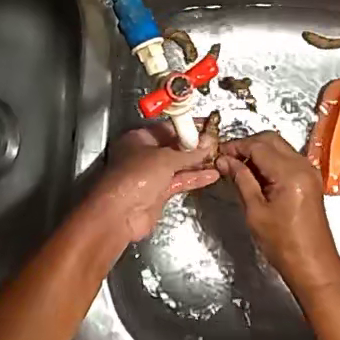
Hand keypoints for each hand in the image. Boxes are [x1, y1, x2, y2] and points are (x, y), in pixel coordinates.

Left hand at [71, 125, 220, 249]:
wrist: (120, 213)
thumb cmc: (136, 176)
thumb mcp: (165, 158)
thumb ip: (189, 152)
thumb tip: (208, 143)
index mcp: (138, 138)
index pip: (166, 128)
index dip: (186, 126)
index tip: (207, 126)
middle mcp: (143, 154)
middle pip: (173, 146)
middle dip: (194, 146)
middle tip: (217, 142)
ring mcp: (151, 174)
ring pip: (178, 165)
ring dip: (197, 162)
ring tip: (219, 157)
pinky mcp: (158, 192)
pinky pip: (179, 181)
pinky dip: (194, 178)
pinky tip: (212, 174)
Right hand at [217, 131, 339, 288]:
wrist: (313, 265)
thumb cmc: (282, 242)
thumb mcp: (255, 211)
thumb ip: (241, 179)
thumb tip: (224, 160)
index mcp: (290, 173)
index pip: (258, 146)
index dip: (235, 146)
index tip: (217, 154)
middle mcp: (303, 166)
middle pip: (270, 140)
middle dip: (246, 144)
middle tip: (226, 158)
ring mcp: (309, 172)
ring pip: (278, 147)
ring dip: (257, 151)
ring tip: (236, 166)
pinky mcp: (309, 180)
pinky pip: (286, 158)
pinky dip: (268, 159)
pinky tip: (253, 174)